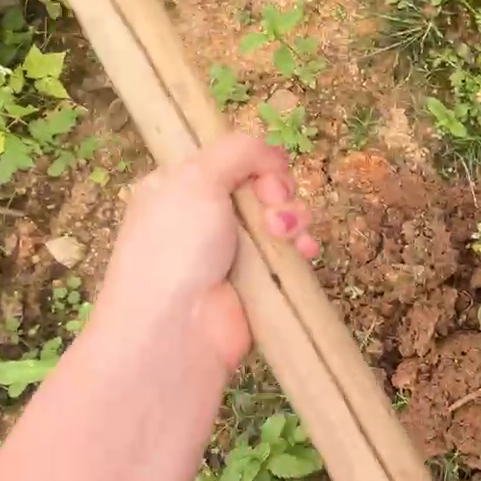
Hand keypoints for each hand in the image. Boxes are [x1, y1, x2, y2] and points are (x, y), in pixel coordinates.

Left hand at [99, 134, 318, 370]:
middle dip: (280, 192)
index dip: (258, 163)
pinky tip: (304, 252)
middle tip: (273, 208)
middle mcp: (205, 213)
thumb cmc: (176, 249)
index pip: (233, 158)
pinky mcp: (257, 276)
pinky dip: (301, 245)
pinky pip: (290, 248)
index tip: (264, 179)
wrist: (177, 329)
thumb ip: (239, 150)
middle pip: (263, 184)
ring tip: (286, 238)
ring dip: (294, 219)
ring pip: (282, 214)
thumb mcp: (196, 179)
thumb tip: (274, 155)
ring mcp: (232, 247)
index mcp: (179, 185)